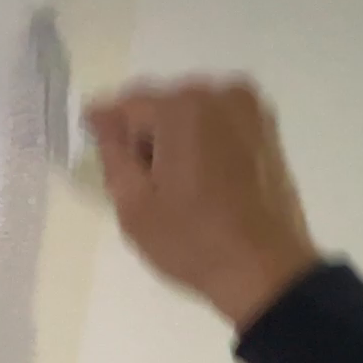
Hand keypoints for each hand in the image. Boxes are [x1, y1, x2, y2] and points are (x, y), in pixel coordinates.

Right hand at [85, 79, 319, 330]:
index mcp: (182, 108)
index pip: (127, 104)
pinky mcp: (268, 130)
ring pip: (192, 116)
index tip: (95, 149)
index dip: (105, 127)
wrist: (265, 270)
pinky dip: (202, 146)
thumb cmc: (192, 243)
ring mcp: (250, 109)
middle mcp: (220, 93)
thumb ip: (112, 155)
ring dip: (174, 142)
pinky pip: (219, 127)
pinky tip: (199, 185)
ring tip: (172, 190)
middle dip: (144, 137)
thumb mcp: (134, 208)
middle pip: (162, 107)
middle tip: (138, 186)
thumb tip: (102, 120)